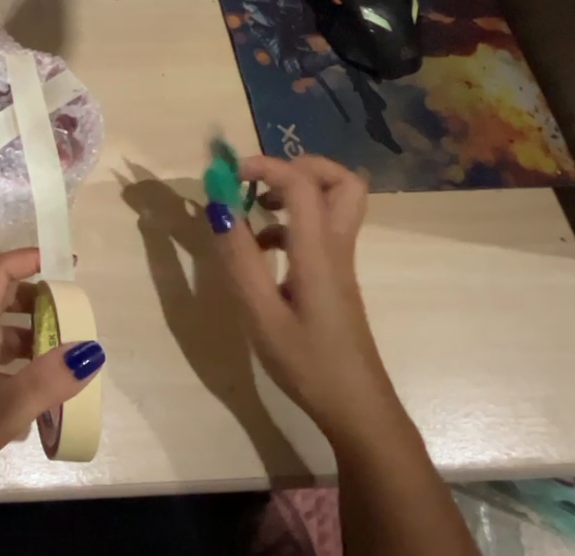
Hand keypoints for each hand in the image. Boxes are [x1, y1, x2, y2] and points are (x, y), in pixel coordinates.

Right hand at [206, 155, 401, 444]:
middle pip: (342, 181)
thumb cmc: (307, 364)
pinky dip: (288, 222)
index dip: (264, 166)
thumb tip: (217, 207)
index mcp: (318, 252)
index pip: (301, 183)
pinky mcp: (333, 277)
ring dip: (293, 191)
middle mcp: (336, 247)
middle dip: (297, 166)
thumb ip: (238, 258)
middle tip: (259, 181)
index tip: (226, 175)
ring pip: (334, 202)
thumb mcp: (260, 314)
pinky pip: (319, 228)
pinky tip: (259, 249)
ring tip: (252, 209)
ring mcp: (338, 262)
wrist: (357, 409)